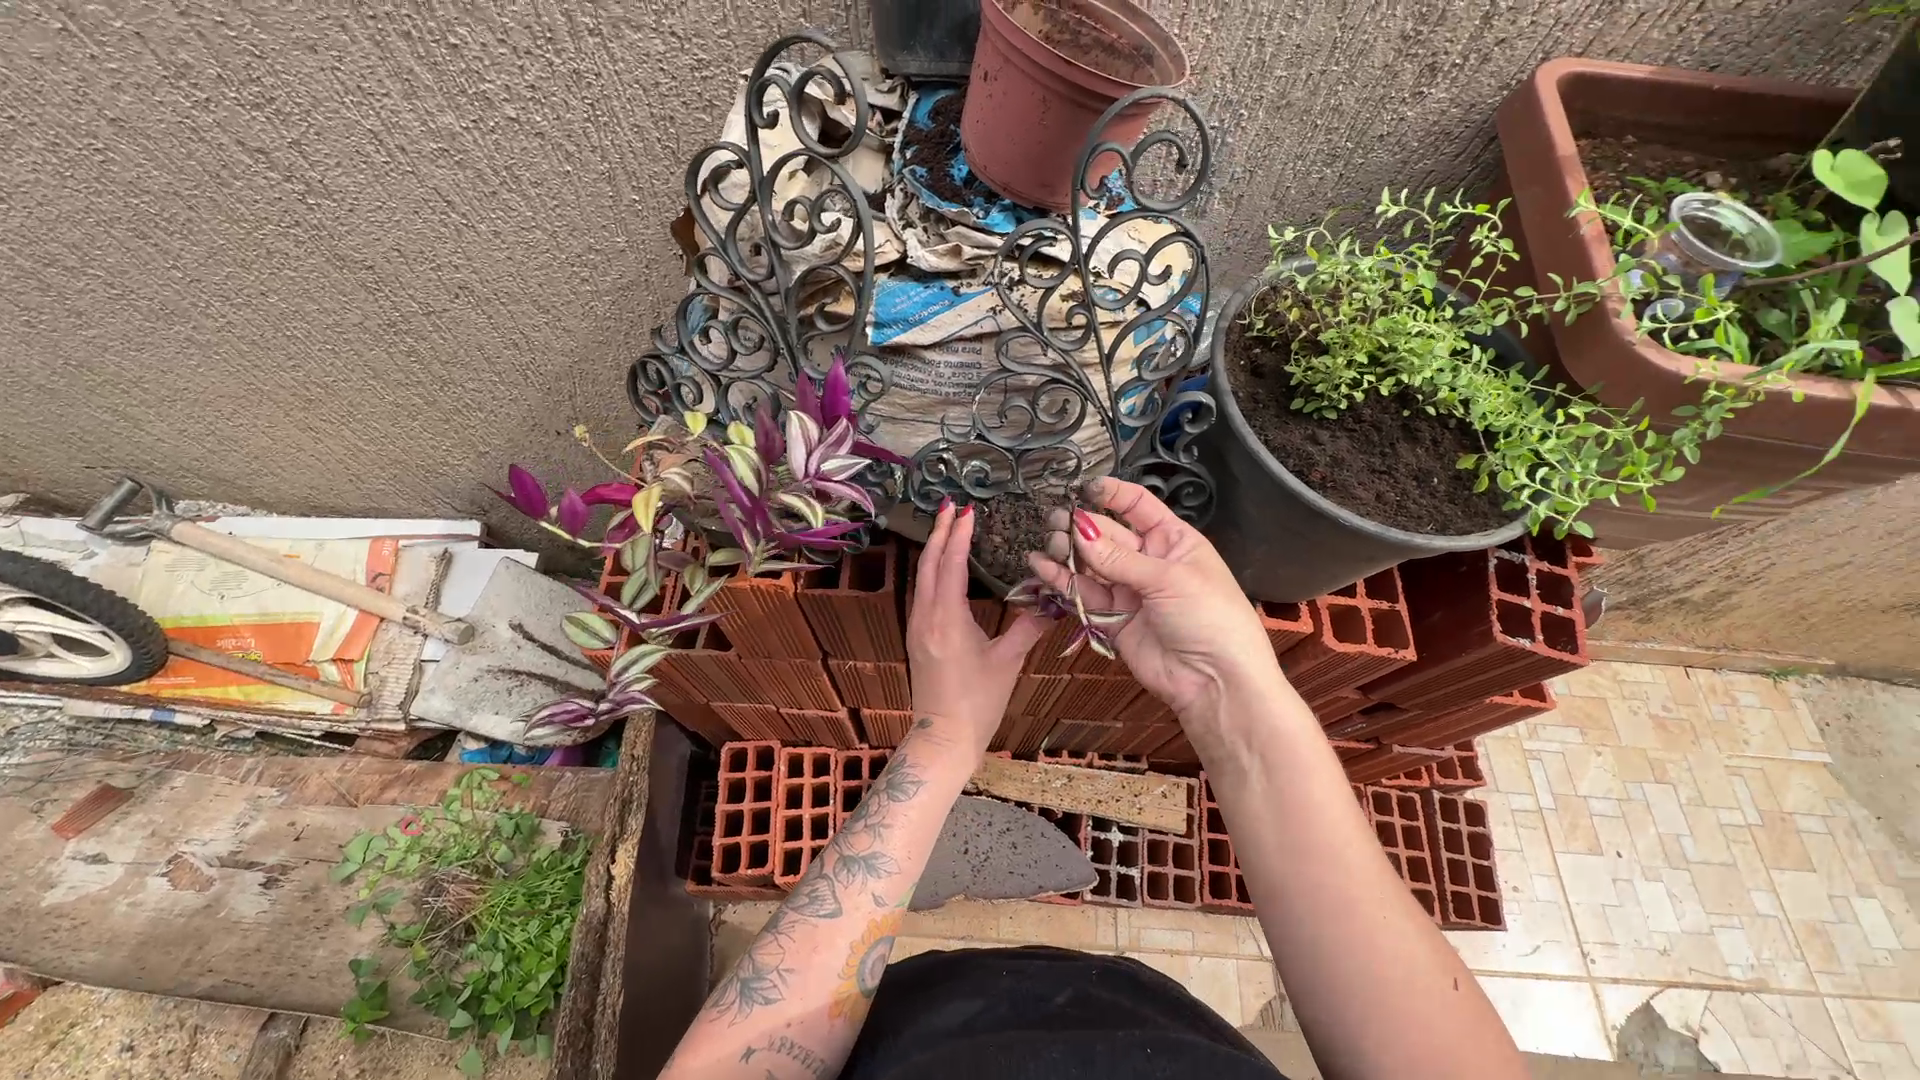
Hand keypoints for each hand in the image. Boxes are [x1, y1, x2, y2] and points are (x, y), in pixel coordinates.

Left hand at [907, 500, 1045, 752]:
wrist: (943, 739)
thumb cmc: (977, 703)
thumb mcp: (1007, 663)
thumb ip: (1028, 628)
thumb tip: (1051, 602)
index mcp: (946, 620)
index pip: (949, 565)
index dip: (958, 536)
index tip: (967, 510)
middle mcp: (925, 618)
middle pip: (928, 565)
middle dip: (939, 533)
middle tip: (951, 506)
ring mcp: (917, 628)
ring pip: (921, 578)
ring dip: (933, 550)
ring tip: (946, 528)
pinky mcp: (917, 638)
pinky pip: (922, 593)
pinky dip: (931, 571)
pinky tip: (942, 567)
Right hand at [1027, 477, 1280, 722]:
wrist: (1216, 682)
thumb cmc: (1211, 618)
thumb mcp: (1169, 578)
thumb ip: (1119, 558)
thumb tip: (1079, 530)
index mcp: (1173, 540)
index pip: (1138, 506)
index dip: (1112, 494)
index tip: (1082, 489)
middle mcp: (1148, 561)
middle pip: (1107, 535)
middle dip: (1081, 527)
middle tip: (1055, 522)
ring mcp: (1129, 591)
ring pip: (1090, 565)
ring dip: (1067, 553)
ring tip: (1048, 545)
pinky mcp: (1112, 619)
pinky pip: (1084, 595)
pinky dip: (1062, 582)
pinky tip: (1042, 568)